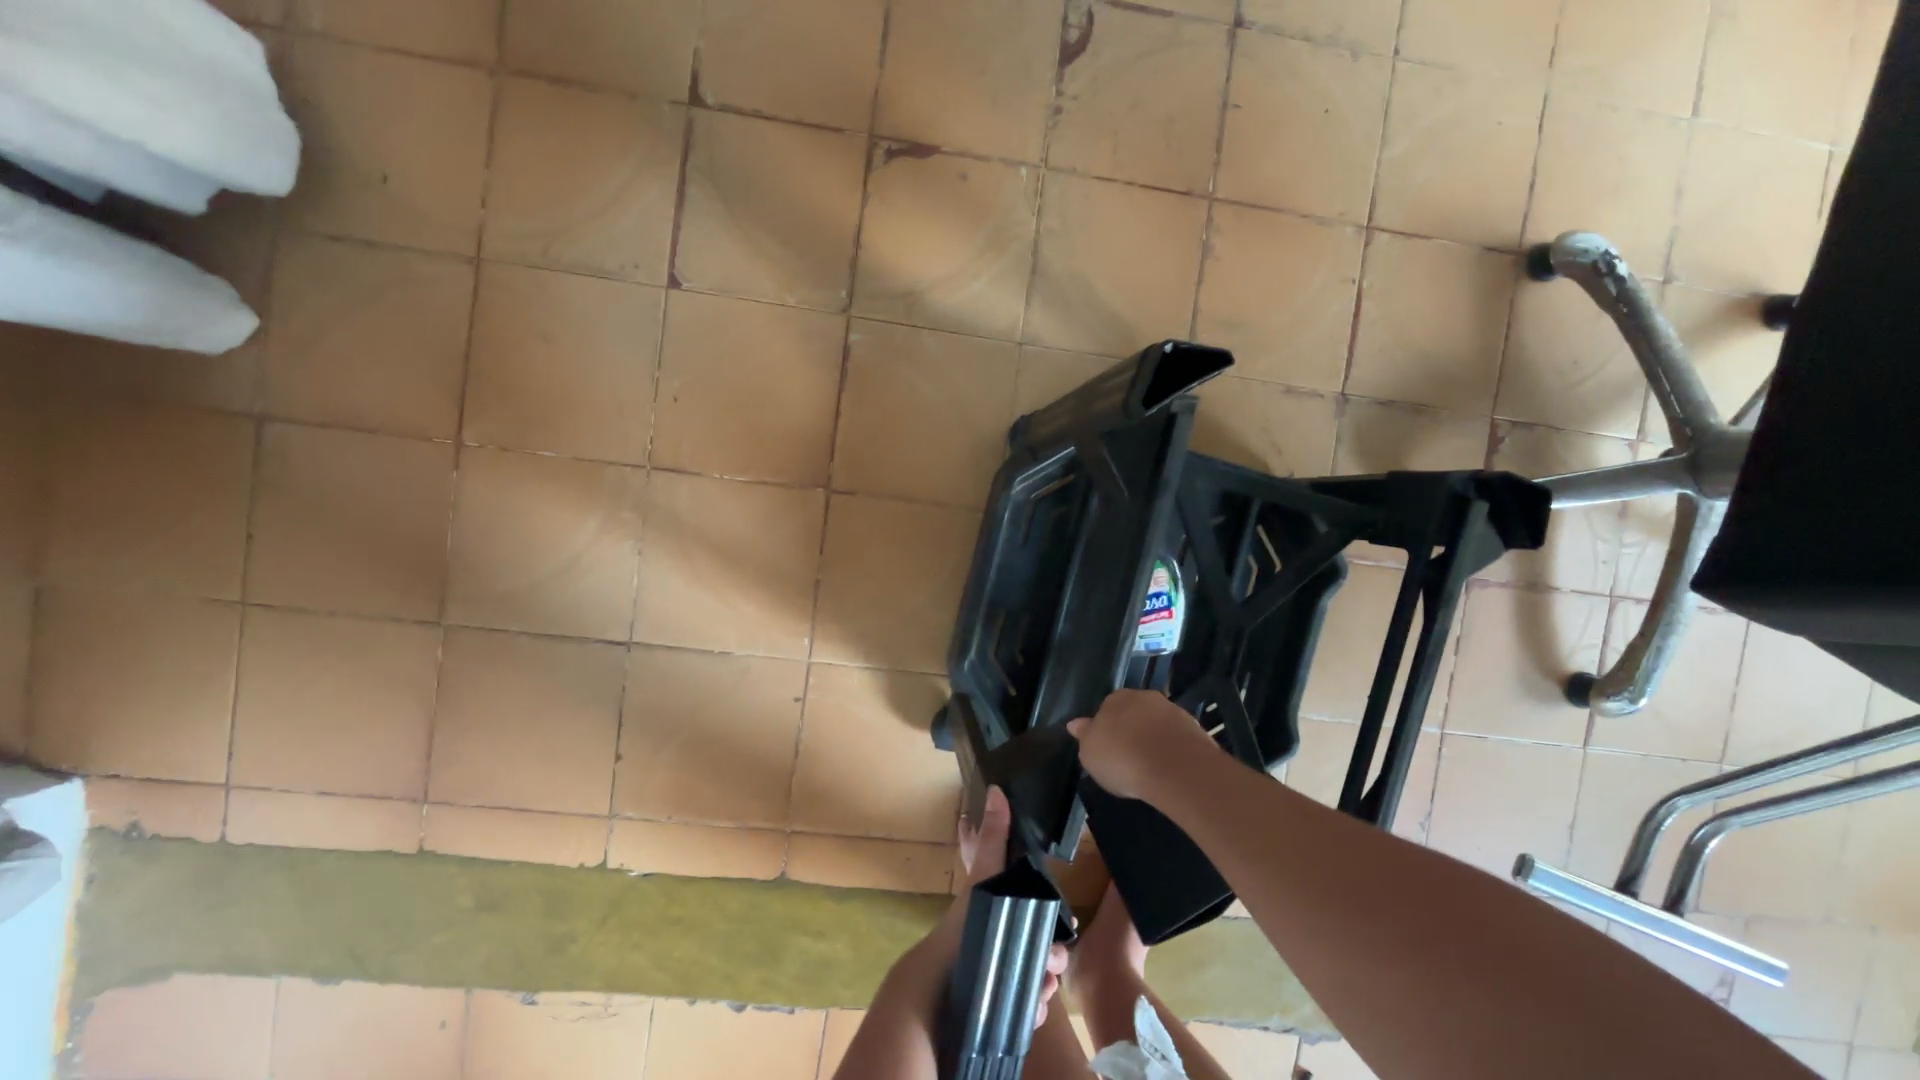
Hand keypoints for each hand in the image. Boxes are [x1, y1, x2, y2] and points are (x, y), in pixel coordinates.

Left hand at [953, 786, 1070, 1028]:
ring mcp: (999, 979)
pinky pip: (1027, 1010)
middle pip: (1044, 951)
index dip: (1056, 923)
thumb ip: (992, 840)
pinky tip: (1030, 1009)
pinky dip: (1032, 1009)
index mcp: (1001, 917)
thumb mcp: (983, 880)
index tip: (1068, 928)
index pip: (1038, 916)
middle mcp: (1001, 946)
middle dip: (1054, 957)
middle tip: (1052, 962)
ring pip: (1039, 982)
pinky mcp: (997, 1010)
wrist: (935, 990)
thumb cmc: (963, 930)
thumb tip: (996, 790)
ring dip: (1046, 986)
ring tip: (1040, 989)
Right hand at [1066, 689, 1218, 800]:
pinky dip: (1171, 750)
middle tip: (1127, 758)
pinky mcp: (1194, 728)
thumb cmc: (1122, 759)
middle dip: (1131, 730)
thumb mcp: (1090, 754)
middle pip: (1133, 713)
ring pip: (1157, 724)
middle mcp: (1144, 697)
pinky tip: (1168, 769)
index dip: (1106, 730)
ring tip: (1149, 767)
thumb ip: (1084, 737)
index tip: (1107, 750)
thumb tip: (1075, 724)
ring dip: (1153, 739)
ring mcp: (1172, 711)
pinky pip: (1176, 738)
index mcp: (1115, 699)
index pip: (1106, 709)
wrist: (1174, 768)